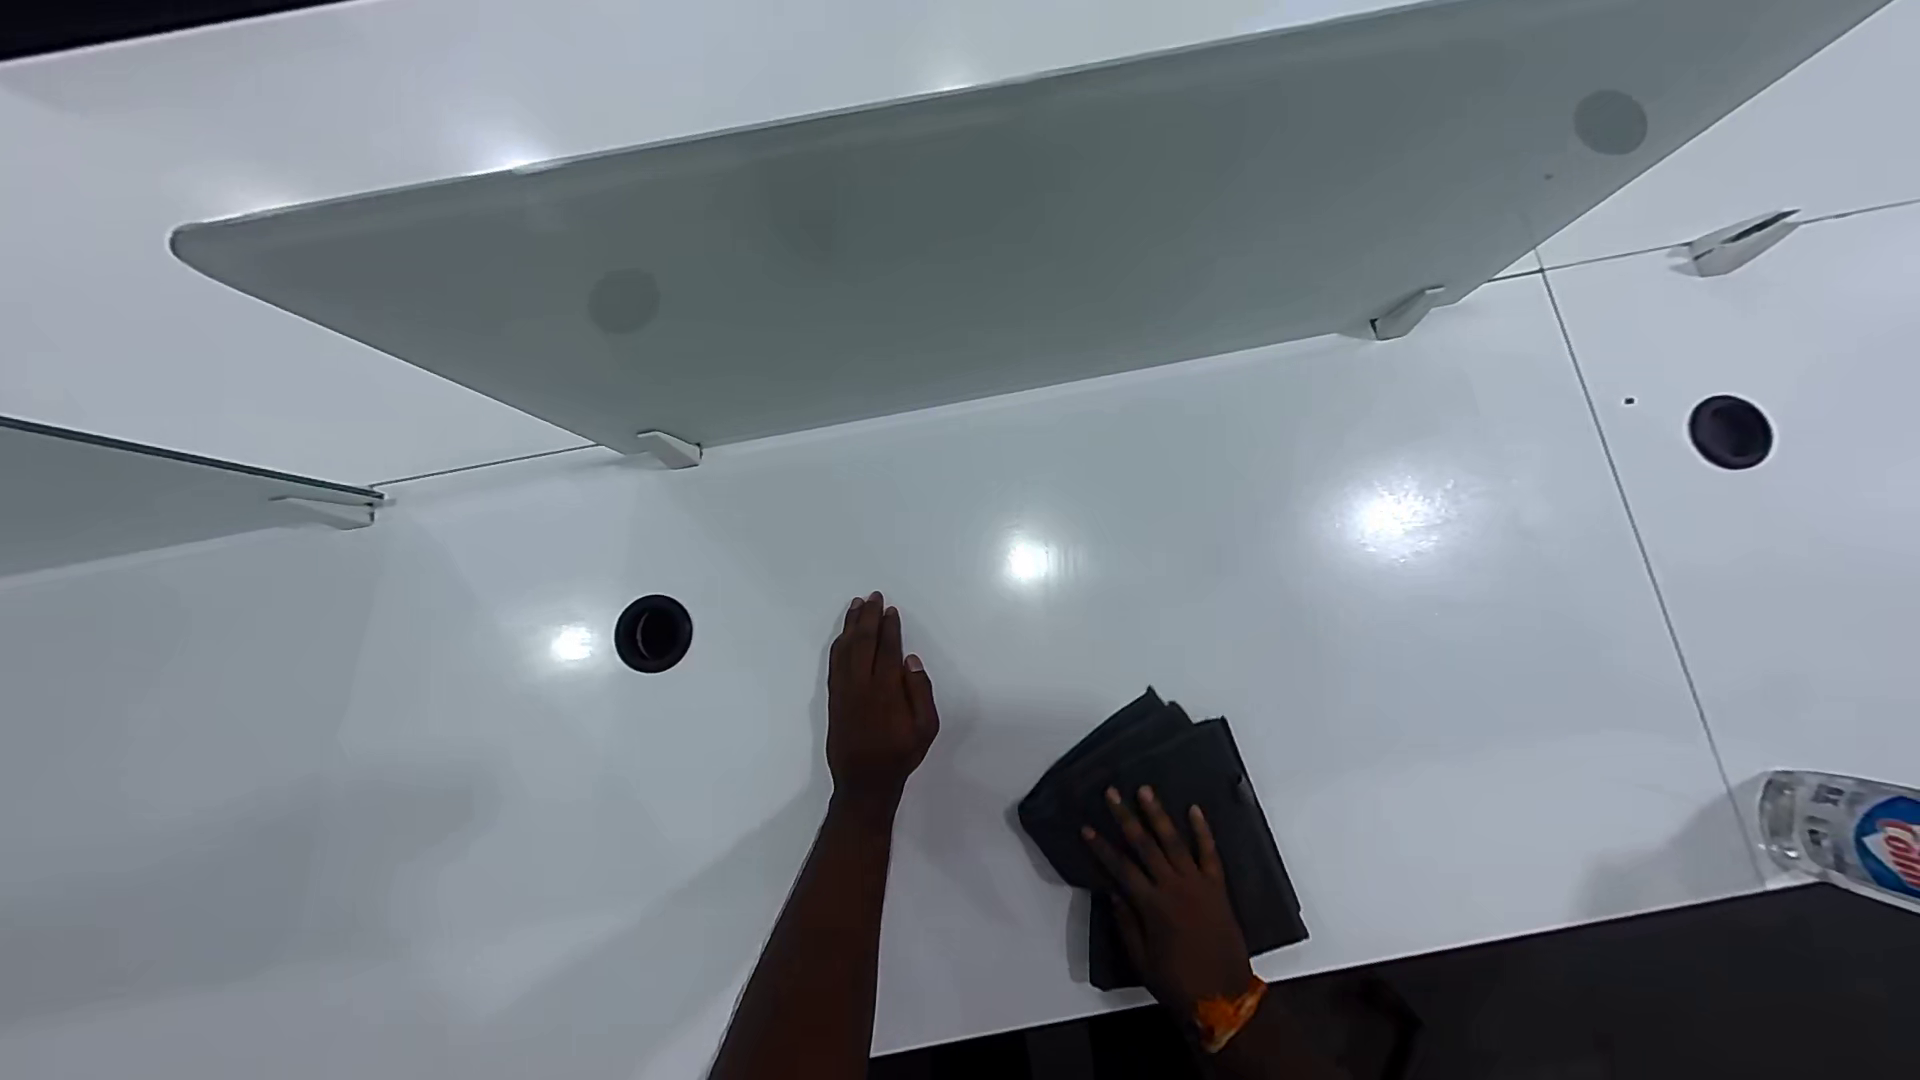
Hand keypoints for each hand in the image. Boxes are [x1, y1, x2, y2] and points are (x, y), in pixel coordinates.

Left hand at [826, 592, 939, 813]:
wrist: (865, 781)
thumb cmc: (900, 754)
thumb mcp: (926, 727)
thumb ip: (920, 691)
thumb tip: (910, 660)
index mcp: (886, 690)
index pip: (887, 649)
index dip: (889, 627)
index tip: (890, 610)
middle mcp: (862, 685)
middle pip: (864, 642)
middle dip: (869, 617)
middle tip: (873, 597)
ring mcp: (844, 690)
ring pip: (846, 649)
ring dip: (851, 625)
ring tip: (857, 605)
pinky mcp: (834, 698)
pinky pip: (834, 664)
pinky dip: (838, 645)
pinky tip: (843, 635)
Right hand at [1083, 786, 1254, 1018]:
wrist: (1226, 1000)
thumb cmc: (1178, 983)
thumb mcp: (1142, 960)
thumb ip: (1126, 923)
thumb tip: (1112, 891)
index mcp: (1152, 906)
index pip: (1120, 867)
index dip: (1101, 847)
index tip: (1086, 828)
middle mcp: (1173, 887)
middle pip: (1145, 845)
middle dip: (1125, 817)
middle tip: (1112, 793)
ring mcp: (1198, 884)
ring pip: (1174, 841)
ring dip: (1158, 814)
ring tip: (1145, 790)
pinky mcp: (1218, 887)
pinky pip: (1210, 853)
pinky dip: (1203, 831)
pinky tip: (1194, 809)